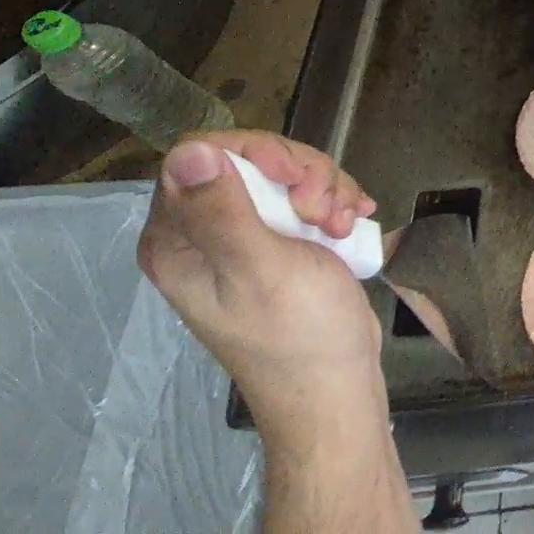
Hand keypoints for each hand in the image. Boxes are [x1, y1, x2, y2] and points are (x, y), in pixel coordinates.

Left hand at [138, 130, 384, 440]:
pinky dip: (340, 202)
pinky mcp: (286, 242)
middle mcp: (206, 231)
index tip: (294, 177)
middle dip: (302, 174)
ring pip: (289, 173)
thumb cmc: (296, 333)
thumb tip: (190, 149)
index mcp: (179, 238)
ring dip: (328, 190)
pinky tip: (354, 224)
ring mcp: (248, 236)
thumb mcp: (261, 269)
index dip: (254, 153)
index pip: (200, 156)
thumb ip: (225, 211)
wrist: (337, 384)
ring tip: (343, 228)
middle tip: (324, 213)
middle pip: (253, 159)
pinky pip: (312, 194)